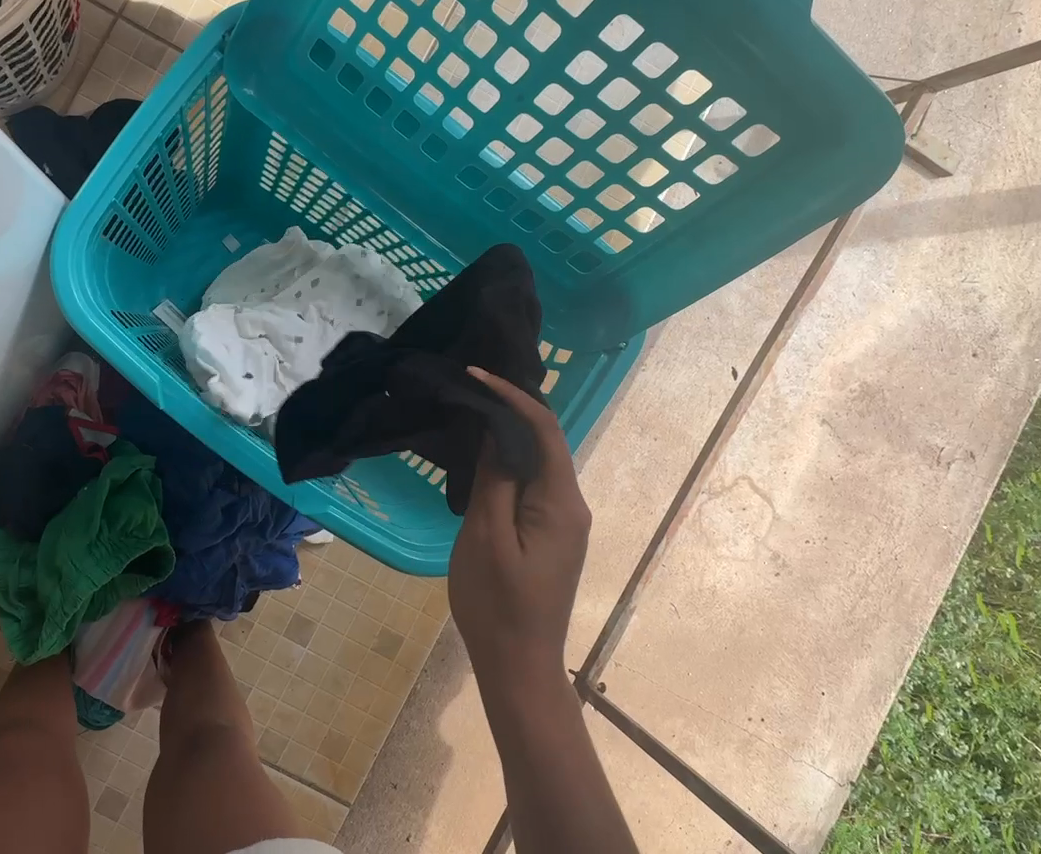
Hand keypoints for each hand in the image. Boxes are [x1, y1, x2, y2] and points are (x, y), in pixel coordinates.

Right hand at [448, 367, 589, 682]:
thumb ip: (494, 480)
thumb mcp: (486, 537)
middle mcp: (571, 504)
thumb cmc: (497, 603)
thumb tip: (494, 430)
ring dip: (509, 431)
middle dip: (512, 406)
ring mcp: (564, 521)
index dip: (512, 396)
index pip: (543, 430)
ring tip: (471, 408)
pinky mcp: (551, 533)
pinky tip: (483, 453)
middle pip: (546, 440)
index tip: (475, 374)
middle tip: (469, 384)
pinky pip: (533, 481)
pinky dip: (510, 458)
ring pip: (539, 460)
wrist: (519, 665)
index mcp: (560, 502)